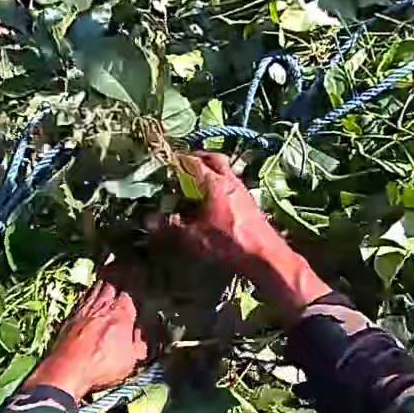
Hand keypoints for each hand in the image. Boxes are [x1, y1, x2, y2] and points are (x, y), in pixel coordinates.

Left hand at [24, 267, 154, 399]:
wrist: (66, 369)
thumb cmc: (102, 366)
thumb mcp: (131, 360)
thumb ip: (140, 343)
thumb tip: (144, 332)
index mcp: (121, 313)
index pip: (132, 289)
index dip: (138, 279)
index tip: (143, 270)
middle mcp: (103, 305)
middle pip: (112, 282)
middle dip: (120, 271)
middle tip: (125, 262)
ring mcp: (85, 309)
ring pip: (96, 286)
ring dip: (104, 277)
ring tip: (109, 267)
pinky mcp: (71, 316)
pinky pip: (84, 296)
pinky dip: (90, 290)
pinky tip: (91, 290)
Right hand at [148, 152, 330, 324]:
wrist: (265, 254)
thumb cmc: (229, 242)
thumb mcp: (194, 236)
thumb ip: (171, 226)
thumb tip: (148, 220)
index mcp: (214, 182)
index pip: (191, 161)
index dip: (176, 159)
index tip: (164, 160)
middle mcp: (230, 179)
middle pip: (212, 158)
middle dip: (196, 157)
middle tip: (182, 163)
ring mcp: (242, 189)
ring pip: (224, 170)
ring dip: (210, 169)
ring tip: (195, 179)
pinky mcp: (249, 201)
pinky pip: (231, 183)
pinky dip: (219, 183)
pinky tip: (212, 197)